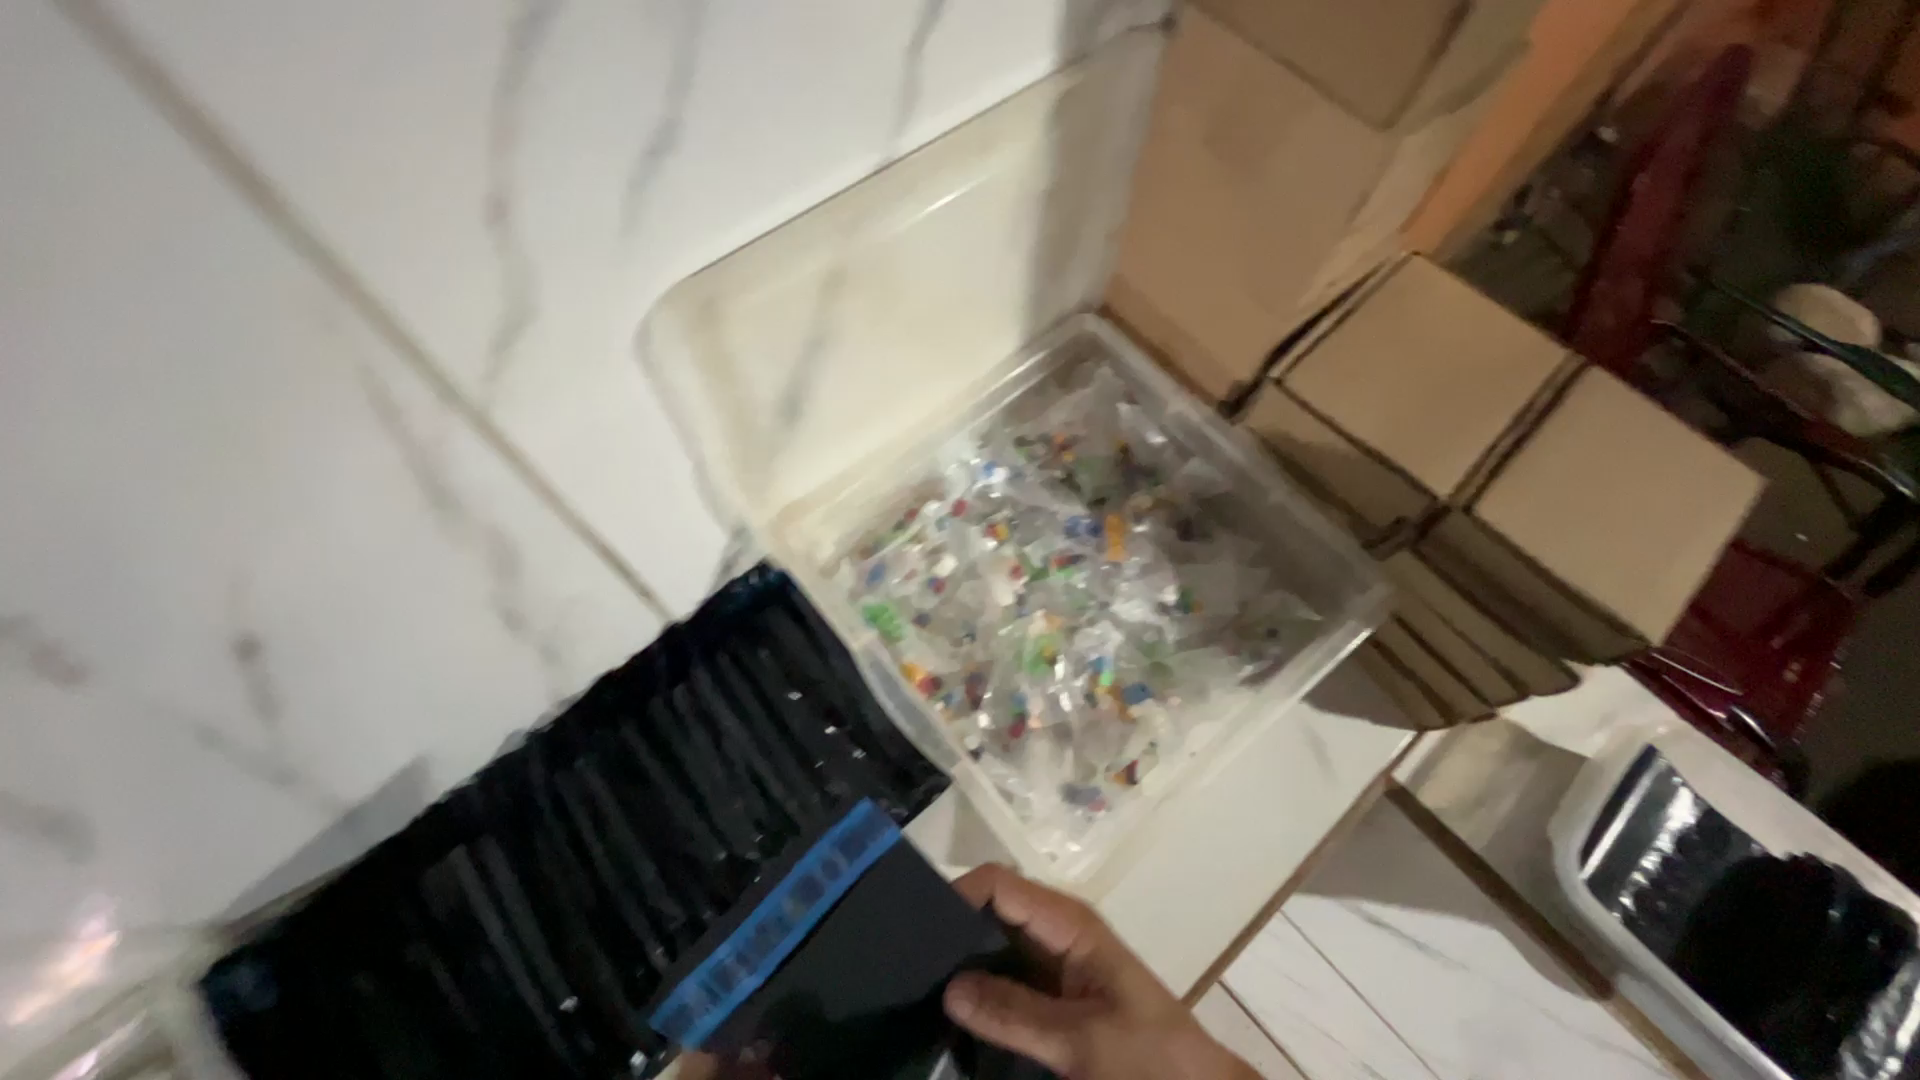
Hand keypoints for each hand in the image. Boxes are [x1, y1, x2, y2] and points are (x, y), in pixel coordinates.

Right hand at [944, 864, 1261, 1079]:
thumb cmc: (1150, 1056)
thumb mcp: (1083, 1041)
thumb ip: (1016, 1013)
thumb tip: (949, 986)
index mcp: (1068, 922)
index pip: (998, 883)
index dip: (956, 895)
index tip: (914, 930)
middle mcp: (1055, 930)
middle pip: (990, 908)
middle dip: (950, 928)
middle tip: (905, 962)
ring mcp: (1052, 961)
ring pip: (991, 943)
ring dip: (959, 962)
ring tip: (915, 985)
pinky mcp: (1050, 993)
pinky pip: (1002, 977)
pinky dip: (976, 989)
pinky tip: (947, 1010)